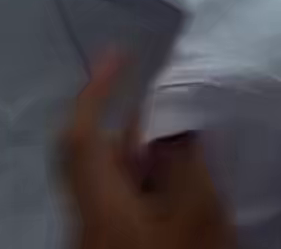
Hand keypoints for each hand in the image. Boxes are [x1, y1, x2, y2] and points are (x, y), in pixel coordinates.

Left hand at [58, 54, 234, 248]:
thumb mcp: (200, 214)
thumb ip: (186, 159)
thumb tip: (174, 124)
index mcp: (100, 207)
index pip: (81, 135)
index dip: (97, 88)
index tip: (119, 51)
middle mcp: (85, 222)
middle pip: (98, 157)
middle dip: (135, 127)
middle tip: (173, 113)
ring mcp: (94, 238)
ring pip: (113, 181)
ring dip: (146, 158)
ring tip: (189, 153)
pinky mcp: (110, 246)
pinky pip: (121, 202)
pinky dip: (148, 183)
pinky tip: (182, 193)